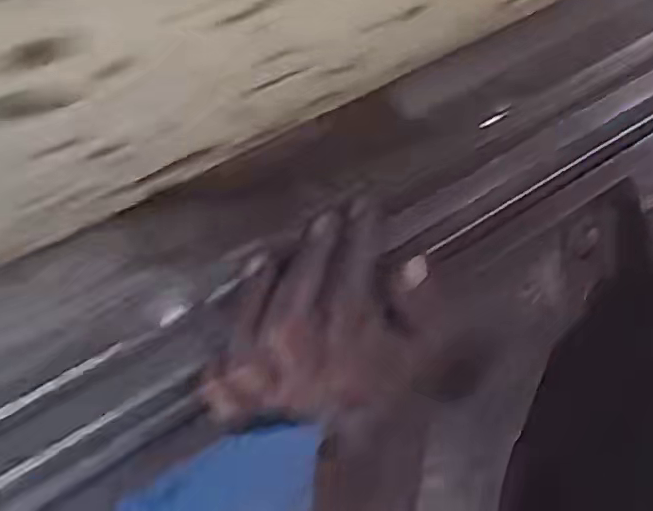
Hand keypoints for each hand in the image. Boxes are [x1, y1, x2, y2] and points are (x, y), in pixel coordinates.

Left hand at [203, 199, 426, 432]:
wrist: (370, 447)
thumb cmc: (405, 380)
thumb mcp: (430, 341)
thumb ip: (422, 305)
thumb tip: (412, 262)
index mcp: (358, 359)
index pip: (353, 289)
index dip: (360, 242)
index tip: (367, 205)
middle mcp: (309, 377)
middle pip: (298, 310)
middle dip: (313, 257)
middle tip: (327, 217)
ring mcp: (270, 397)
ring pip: (252, 340)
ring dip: (261, 289)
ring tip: (275, 251)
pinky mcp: (244, 412)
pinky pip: (222, 376)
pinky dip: (226, 337)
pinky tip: (239, 303)